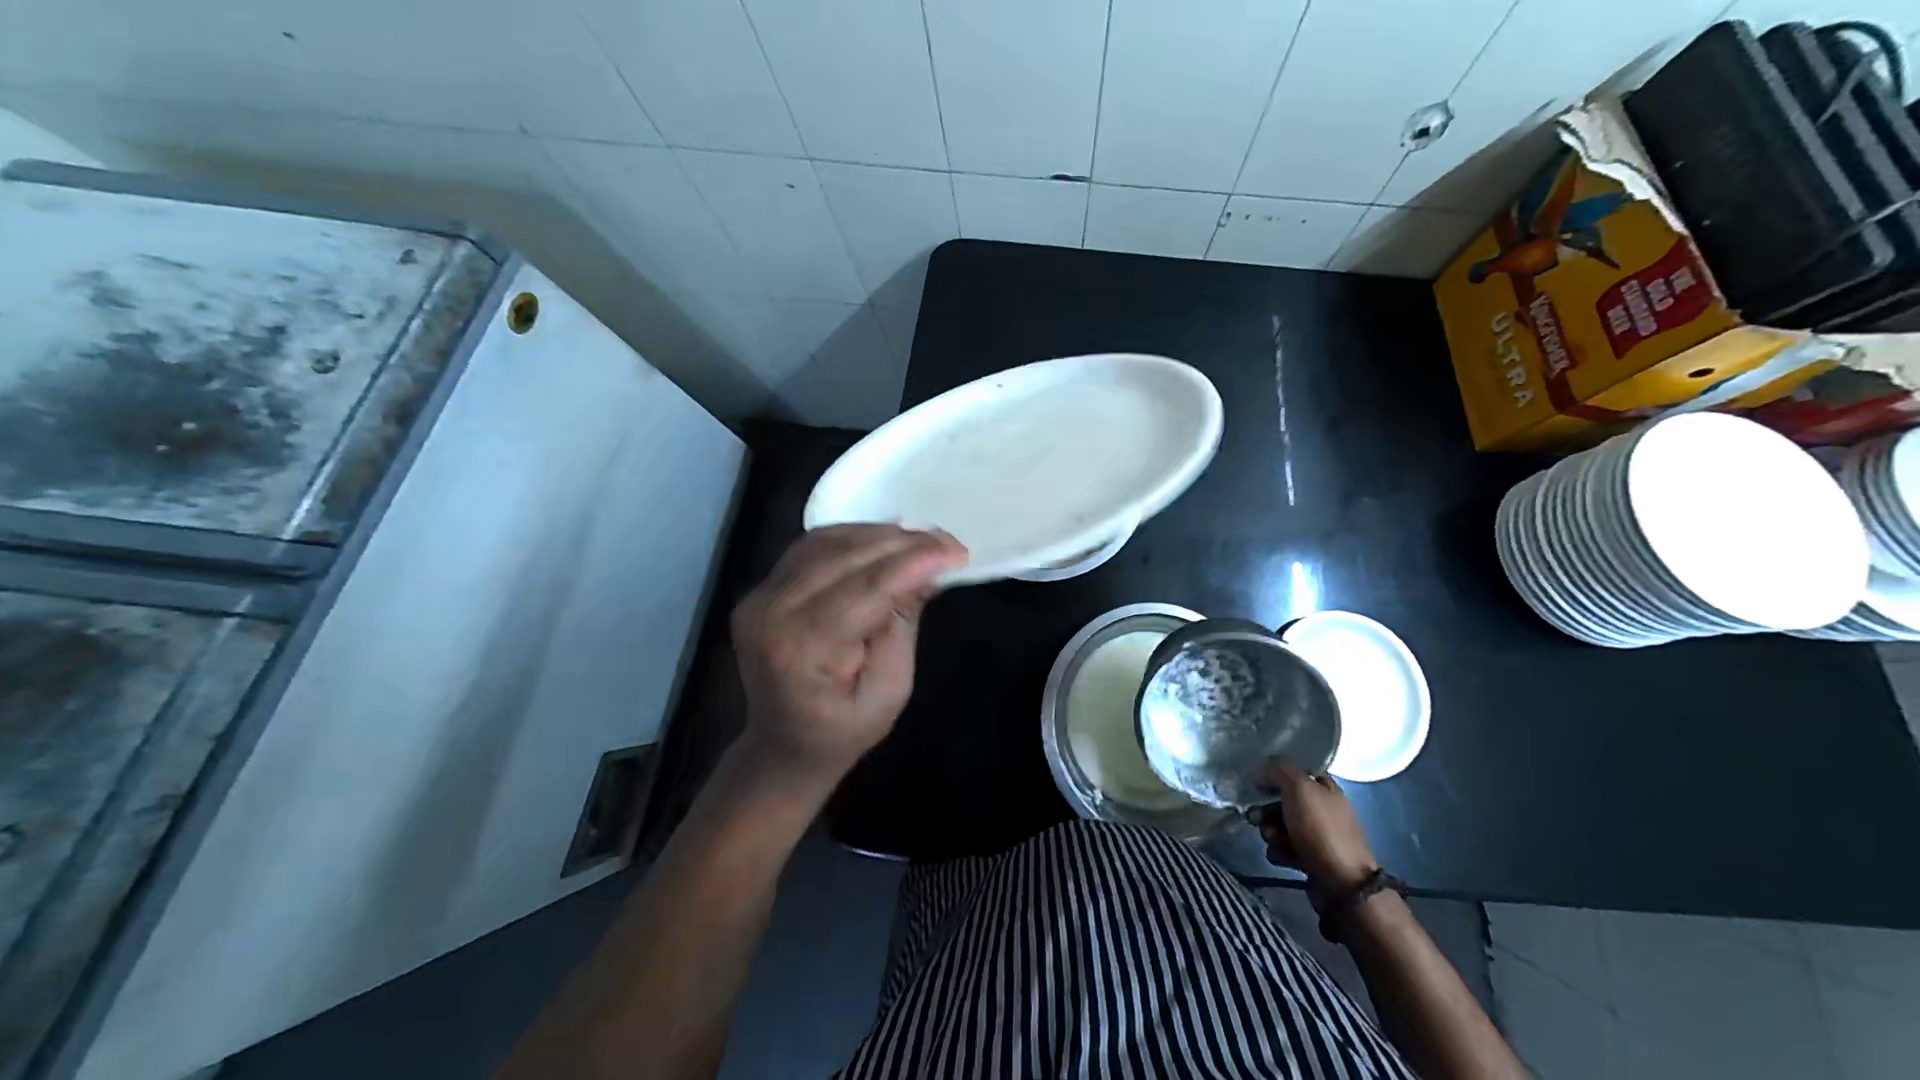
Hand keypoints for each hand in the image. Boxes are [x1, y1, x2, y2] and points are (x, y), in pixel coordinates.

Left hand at [731, 524, 967, 787]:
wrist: (783, 747)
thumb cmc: (842, 732)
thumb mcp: (890, 691)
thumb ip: (902, 626)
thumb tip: (926, 571)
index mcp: (801, 648)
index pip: (866, 587)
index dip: (914, 562)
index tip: (958, 551)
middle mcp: (771, 612)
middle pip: (845, 557)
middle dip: (903, 544)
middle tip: (948, 542)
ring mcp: (760, 597)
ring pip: (826, 543)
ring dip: (879, 535)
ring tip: (923, 539)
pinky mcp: (762, 589)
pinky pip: (811, 548)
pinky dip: (852, 538)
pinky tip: (885, 540)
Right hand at [1249, 763, 1379, 896]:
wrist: (1341, 883)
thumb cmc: (1321, 829)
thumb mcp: (1299, 788)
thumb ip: (1278, 770)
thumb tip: (1261, 772)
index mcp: (1325, 788)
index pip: (1297, 771)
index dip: (1276, 772)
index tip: (1258, 780)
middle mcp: (1322, 809)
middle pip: (1283, 800)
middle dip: (1265, 808)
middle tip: (1256, 816)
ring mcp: (1316, 835)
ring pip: (1279, 824)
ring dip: (1270, 831)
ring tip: (1275, 840)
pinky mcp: (1309, 858)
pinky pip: (1284, 848)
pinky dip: (1279, 851)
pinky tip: (1283, 856)